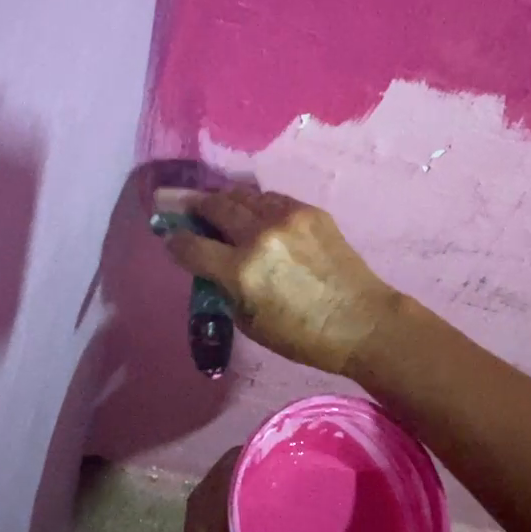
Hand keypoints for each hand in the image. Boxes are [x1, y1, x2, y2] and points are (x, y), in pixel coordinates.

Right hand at [154, 187, 398, 374]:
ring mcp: (287, 217)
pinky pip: (271, 199)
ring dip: (222, 199)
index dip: (174, 242)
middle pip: (213, 206)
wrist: (361, 320)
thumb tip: (212, 263)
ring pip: (242, 195)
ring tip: (212, 203)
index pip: (191, 246)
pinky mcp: (309, 211)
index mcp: (241, 270)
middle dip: (190, 205)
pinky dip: (255, 203)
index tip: (168, 238)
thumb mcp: (249, 322)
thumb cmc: (302, 335)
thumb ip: (225, 287)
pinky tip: (250, 210)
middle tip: (173, 201)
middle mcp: (259, 235)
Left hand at [163, 448, 376, 531]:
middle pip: (204, 503)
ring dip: (234, 489)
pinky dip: (230, 512)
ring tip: (281, 473)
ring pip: (204, 516)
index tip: (272, 447)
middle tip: (290, 456)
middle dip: (241, 470)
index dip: (232, 470)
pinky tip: (266, 514)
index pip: (205, 510)